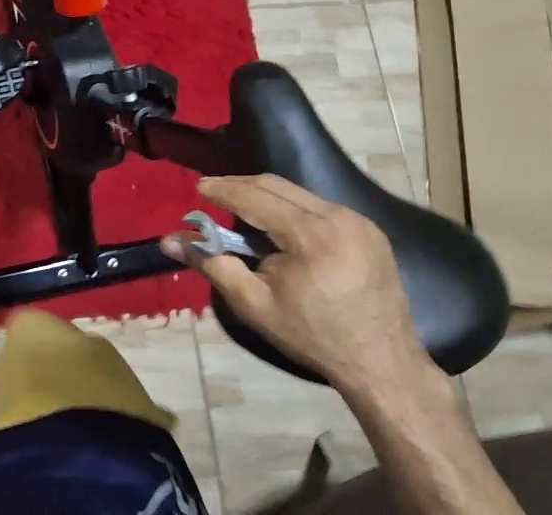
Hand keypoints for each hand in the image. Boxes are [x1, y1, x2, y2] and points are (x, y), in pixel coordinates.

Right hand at [161, 174, 431, 394]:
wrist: (382, 364)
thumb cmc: (313, 336)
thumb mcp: (254, 303)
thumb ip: (211, 264)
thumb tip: (169, 241)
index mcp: (312, 234)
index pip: (256, 197)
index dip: (223, 189)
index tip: (198, 188)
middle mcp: (339, 217)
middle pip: (278, 186)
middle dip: (241, 186)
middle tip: (213, 193)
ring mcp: (360, 222)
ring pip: (299, 194)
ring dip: (266, 197)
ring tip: (241, 209)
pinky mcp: (371, 231)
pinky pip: (320, 207)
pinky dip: (292, 208)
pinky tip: (278, 226)